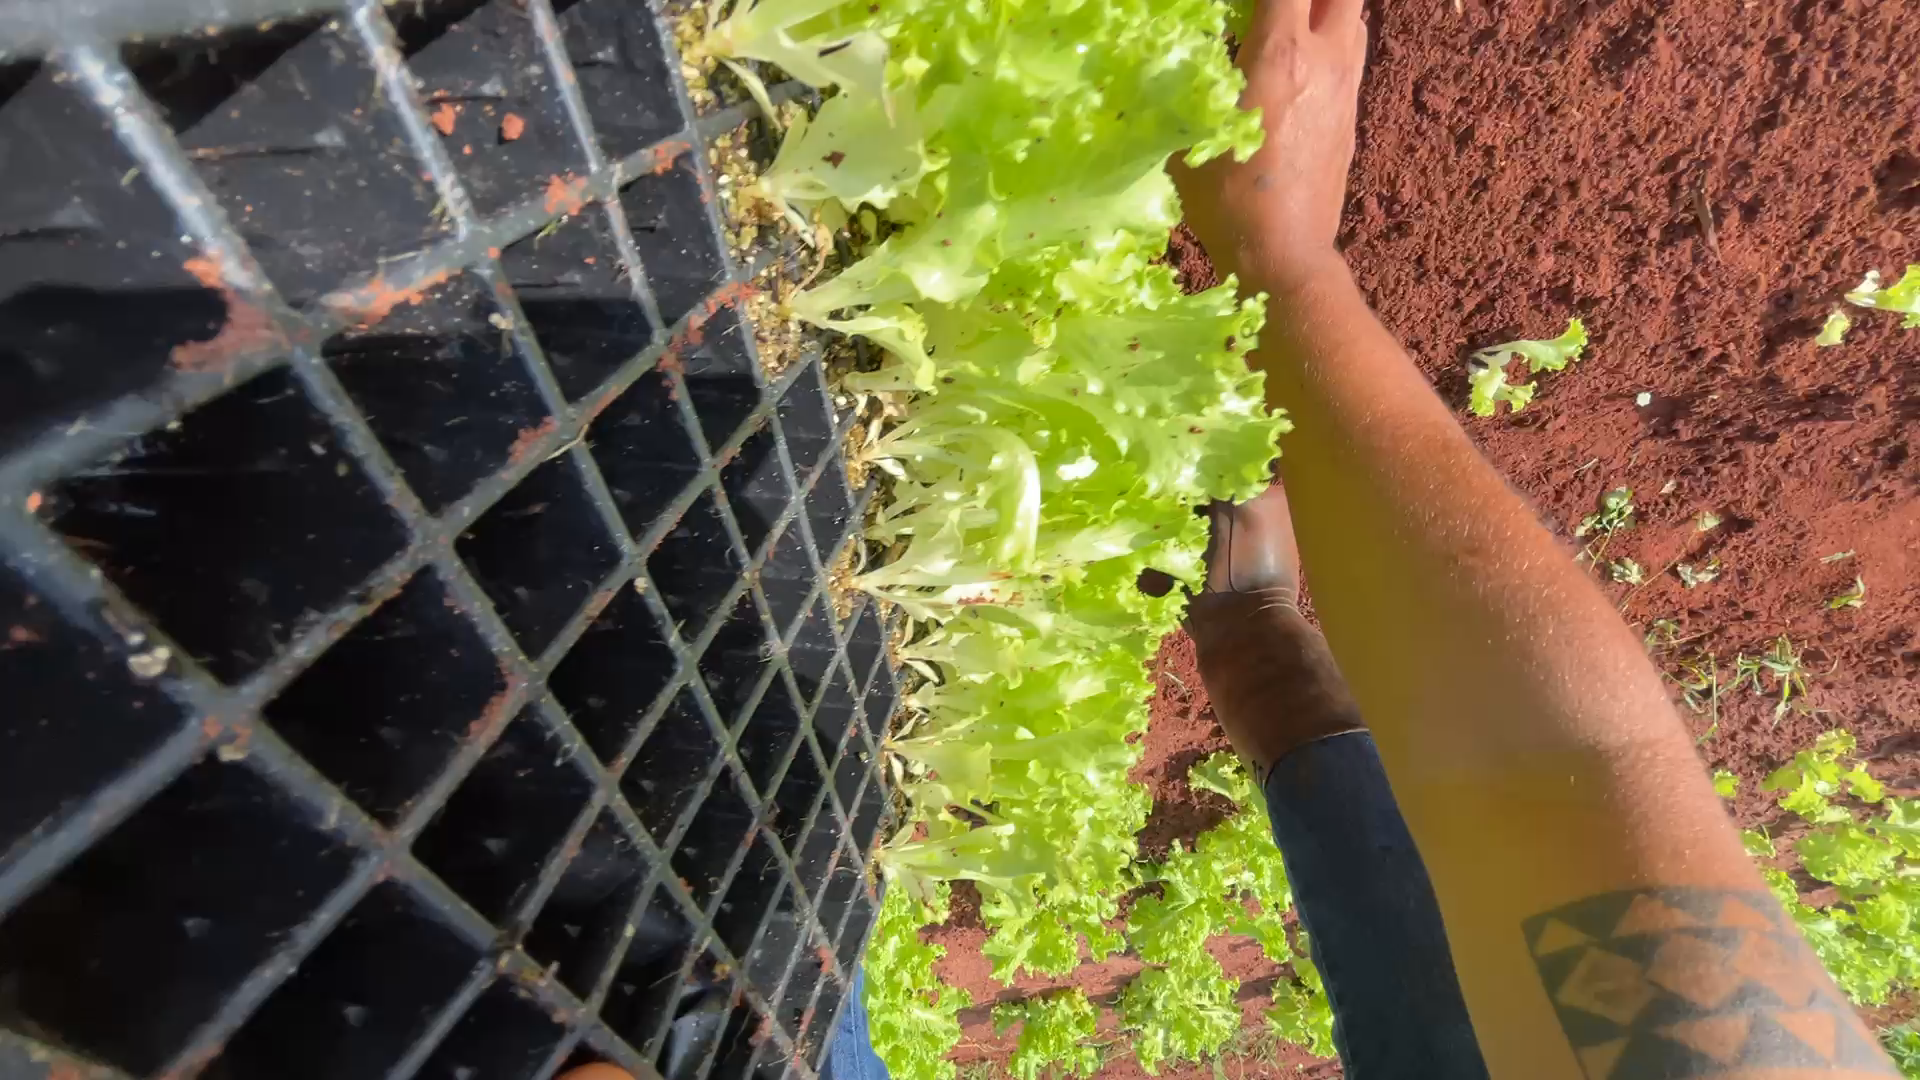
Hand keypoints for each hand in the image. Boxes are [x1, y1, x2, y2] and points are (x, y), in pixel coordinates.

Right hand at [1174, 0, 1367, 290]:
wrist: (1283, 256)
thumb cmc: (1228, 205)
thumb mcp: (1187, 150)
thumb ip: (1182, 101)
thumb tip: (1163, 78)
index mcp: (1279, 55)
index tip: (1234, 7)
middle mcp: (1323, 57)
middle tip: (1271, 11)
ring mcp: (1345, 85)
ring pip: (1351, 12)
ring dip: (1321, 10)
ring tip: (1287, 30)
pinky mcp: (1350, 116)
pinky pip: (1350, 54)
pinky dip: (1329, 45)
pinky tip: (1298, 73)